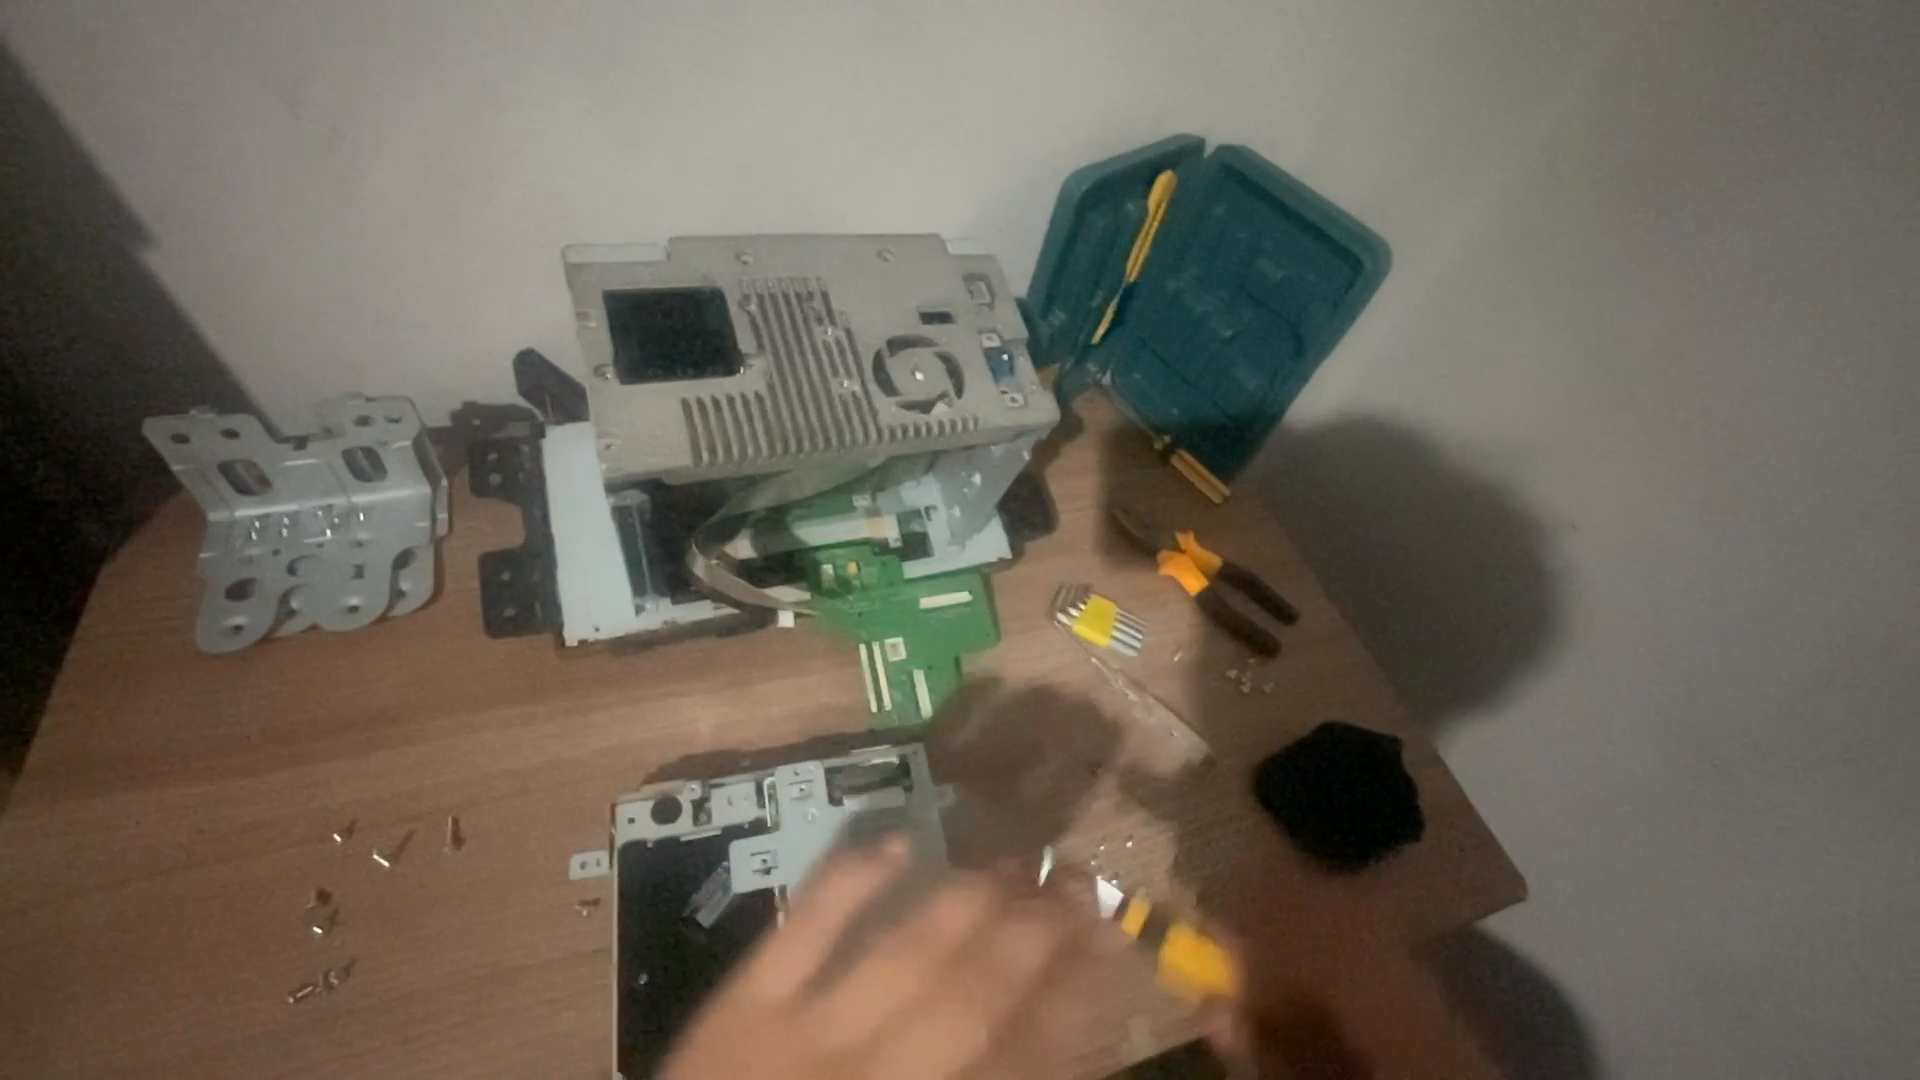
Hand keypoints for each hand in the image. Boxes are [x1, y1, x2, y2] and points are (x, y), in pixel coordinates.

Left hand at [661, 838, 1098, 1079]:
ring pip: (907, 953)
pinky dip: (851, 880)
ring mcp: (802, 1035)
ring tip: (1019, 858)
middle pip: (975, 993)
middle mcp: (876, 1075)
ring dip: (969, 900)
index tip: (1105, 937)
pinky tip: (899, 842)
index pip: (1021, 1055)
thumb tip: (1048, 1046)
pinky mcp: (741, 1006)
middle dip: (1037, 933)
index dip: (1072, 992)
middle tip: (1077, 877)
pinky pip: (804, 928)